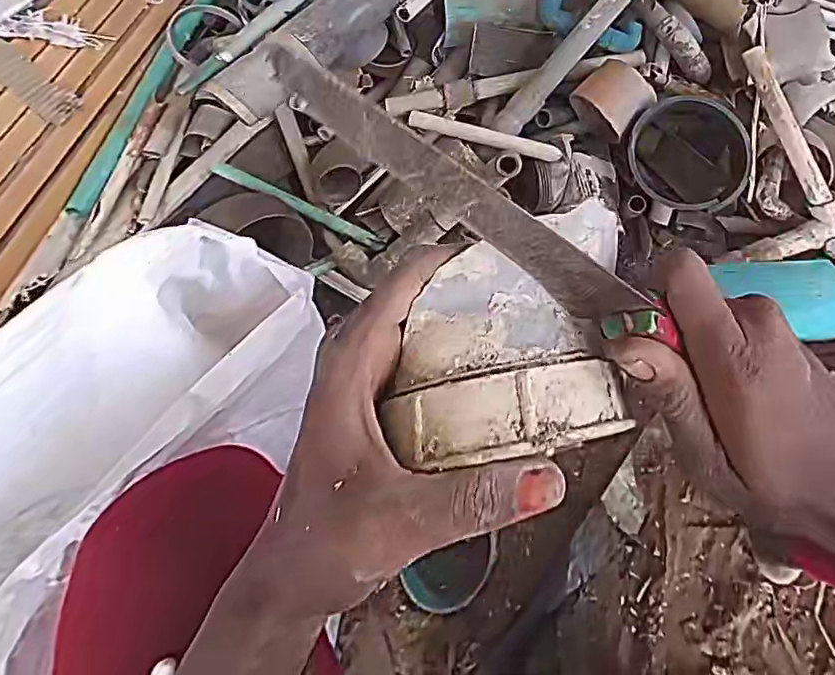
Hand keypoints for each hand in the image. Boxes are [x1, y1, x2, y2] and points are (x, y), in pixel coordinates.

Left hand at [230, 246, 567, 618]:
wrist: (290, 577)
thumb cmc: (322, 544)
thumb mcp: (402, 520)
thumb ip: (473, 500)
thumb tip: (545, 478)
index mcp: (350, 363)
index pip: (400, 282)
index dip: (446, 259)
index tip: (494, 257)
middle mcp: (351, 358)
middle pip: (410, 293)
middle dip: (461, 283)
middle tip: (516, 290)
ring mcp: (358, 377)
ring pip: (410, 320)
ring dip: (454, 311)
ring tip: (508, 317)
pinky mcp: (369, 398)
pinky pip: (412, 349)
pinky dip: (446, 343)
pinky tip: (480, 367)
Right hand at [605, 248, 834, 550]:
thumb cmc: (781, 482)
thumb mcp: (709, 458)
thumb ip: (670, 393)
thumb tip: (627, 344)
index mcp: (736, 350)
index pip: (680, 269)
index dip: (650, 292)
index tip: (647, 339)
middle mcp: (757, 318)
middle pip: (687, 293)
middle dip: (671, 330)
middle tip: (684, 386)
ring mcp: (772, 318)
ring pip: (704, 308)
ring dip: (695, 342)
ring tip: (714, 395)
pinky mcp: (779, 323)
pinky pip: (727, 317)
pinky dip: (719, 344)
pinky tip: (737, 389)